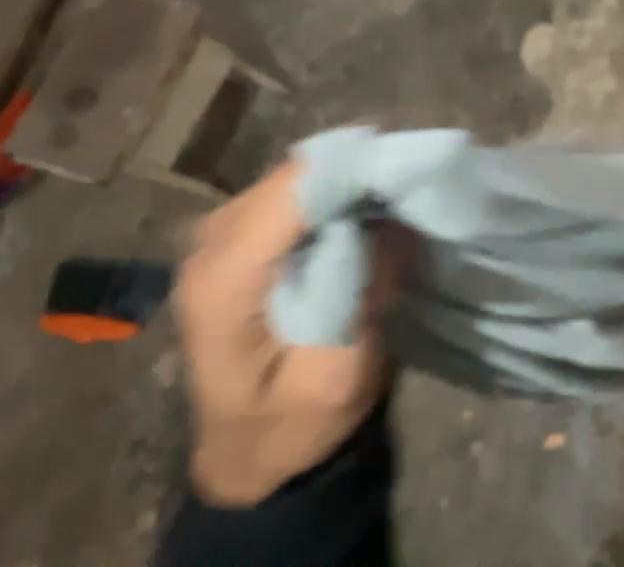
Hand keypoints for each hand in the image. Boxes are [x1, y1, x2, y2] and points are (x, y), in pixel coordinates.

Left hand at [173, 161, 395, 504]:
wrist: (247, 455)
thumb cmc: (292, 425)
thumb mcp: (337, 377)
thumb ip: (358, 297)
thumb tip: (388, 221)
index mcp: (225, 281)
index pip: (294, 188)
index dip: (357, 169)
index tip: (413, 172)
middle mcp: (209, 247)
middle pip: (295, 174)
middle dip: (359, 172)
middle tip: (415, 188)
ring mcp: (217, 239)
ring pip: (296, 177)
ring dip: (350, 181)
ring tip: (398, 200)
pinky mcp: (235, 240)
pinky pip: (292, 194)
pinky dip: (335, 194)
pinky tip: (366, 217)